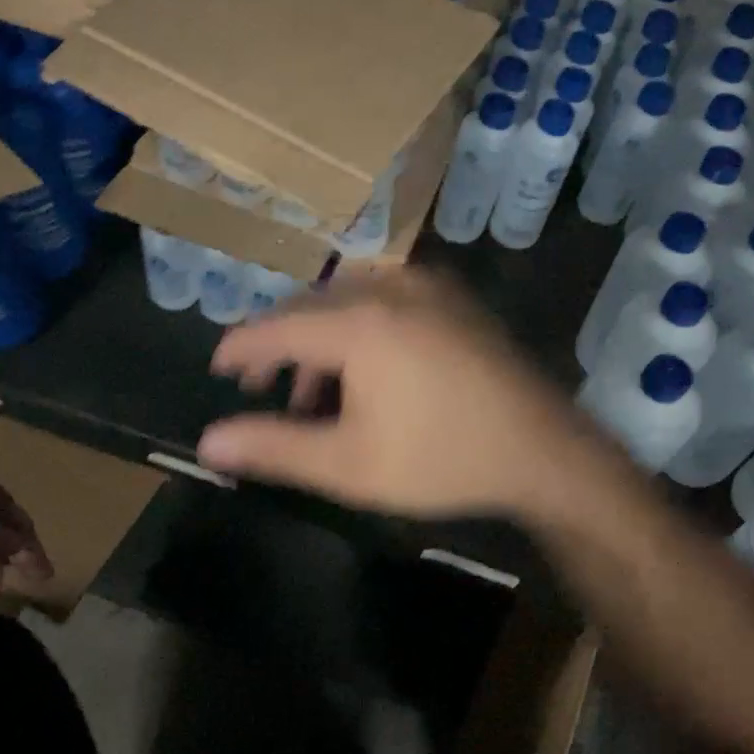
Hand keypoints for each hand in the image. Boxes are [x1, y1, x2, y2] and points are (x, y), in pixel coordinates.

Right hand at [199, 270, 598, 518]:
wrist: (544, 451)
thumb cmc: (441, 460)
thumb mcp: (348, 465)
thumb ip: (274, 448)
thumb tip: (208, 442)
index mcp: (357, 322)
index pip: (274, 325)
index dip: (239, 349)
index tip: (219, 371)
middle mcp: (389, 288)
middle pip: (311, 307)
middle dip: (281, 348)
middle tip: (265, 392)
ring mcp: (430, 288)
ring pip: (351, 302)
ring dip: (323, 342)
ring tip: (319, 399)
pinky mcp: (457, 300)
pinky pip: (388, 301)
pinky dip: (362, 330)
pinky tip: (369, 374)